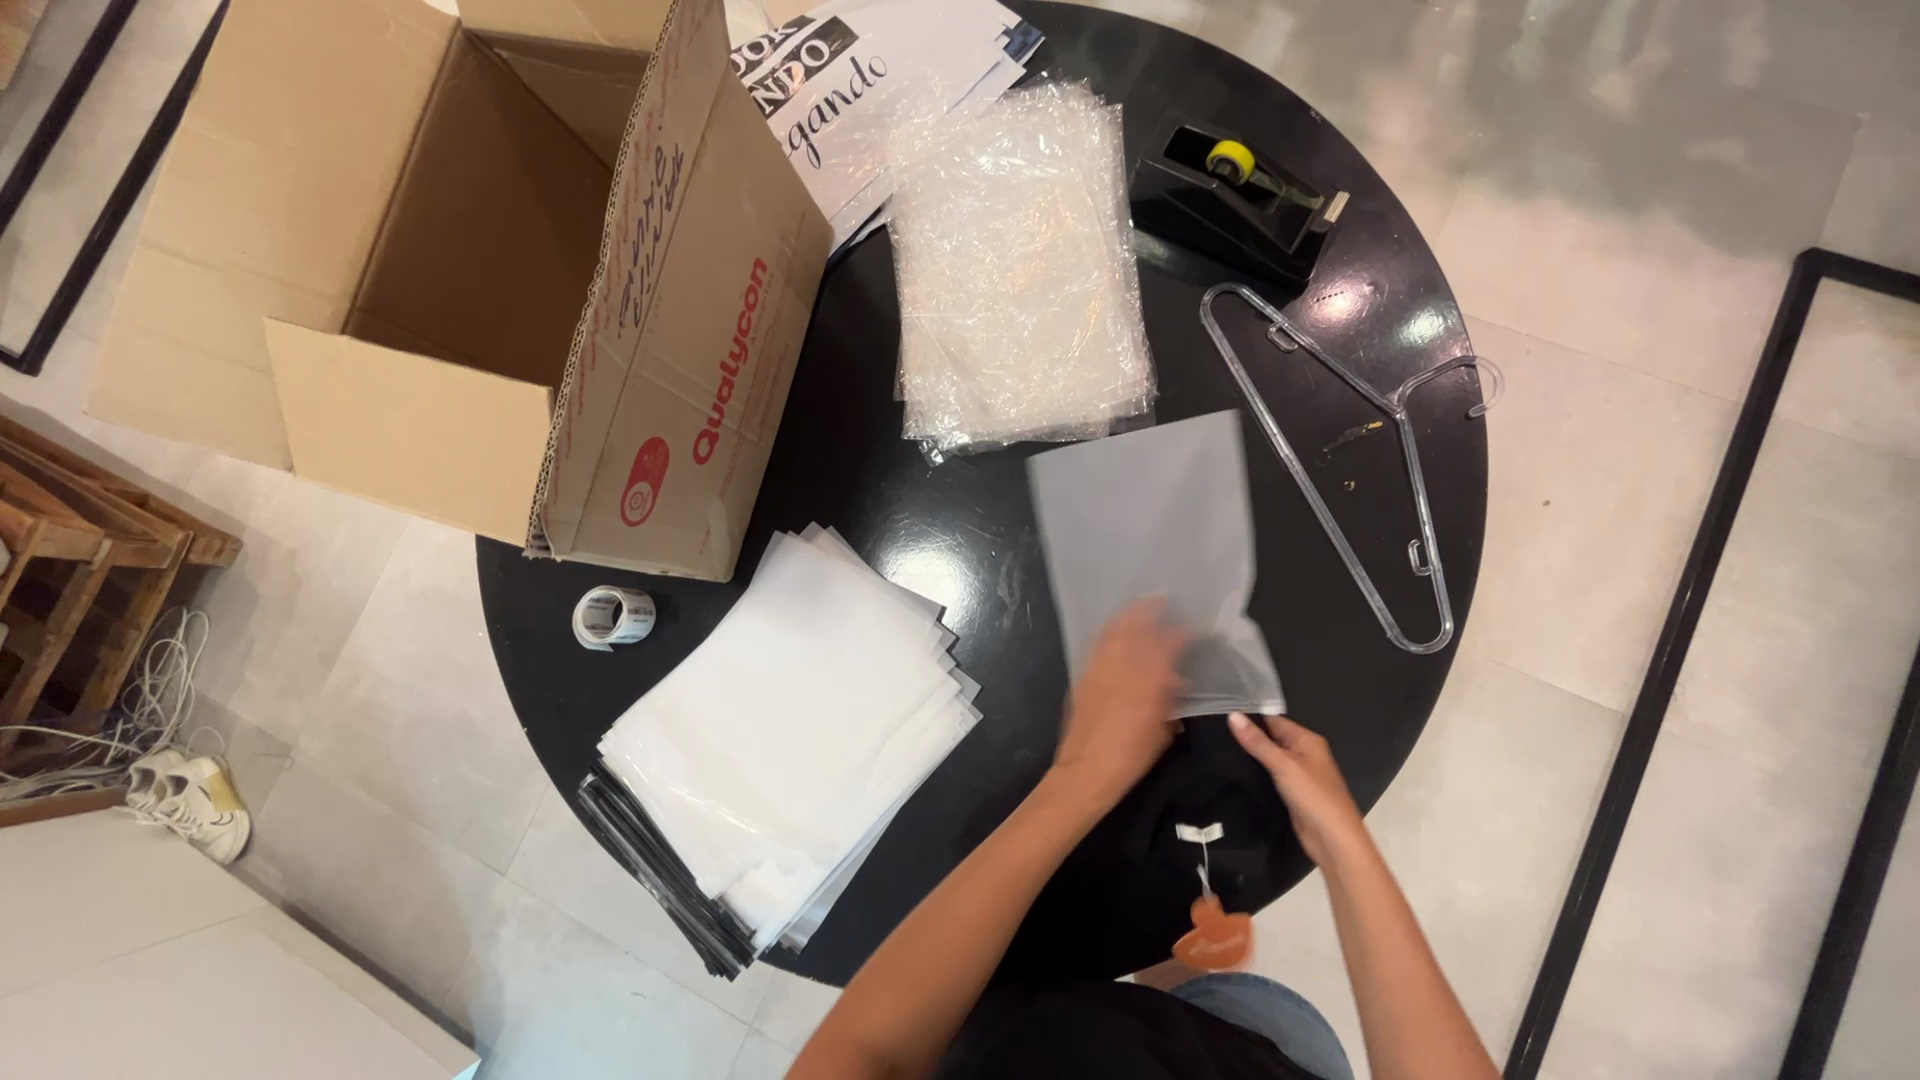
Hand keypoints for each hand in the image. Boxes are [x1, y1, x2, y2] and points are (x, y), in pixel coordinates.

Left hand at [1050, 598, 1189, 807]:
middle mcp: (1122, 667)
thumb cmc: (1132, 756)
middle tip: (1162, 600)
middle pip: (1136, 628)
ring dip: (1128, 616)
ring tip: (1139, 607)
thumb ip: (1171, 699)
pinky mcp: (1082, 676)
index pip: (1169, 645)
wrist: (1087, 769)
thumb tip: (1178, 680)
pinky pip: (1097, 645)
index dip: (1182, 632)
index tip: (1193, 626)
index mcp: (1149, 681)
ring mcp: (1098, 668)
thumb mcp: (1162, 729)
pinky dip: (1109, 634)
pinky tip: (1115, 632)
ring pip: (1113, 632)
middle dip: (1150, 611)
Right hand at [1228, 712, 1367, 867]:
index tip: (1222, 715)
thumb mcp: (1283, 764)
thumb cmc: (1312, 795)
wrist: (1333, 839)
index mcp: (1307, 740)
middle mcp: (1304, 753)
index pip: (1274, 720)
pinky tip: (1236, 771)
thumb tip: (1232, 715)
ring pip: (1270, 757)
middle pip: (1271, 738)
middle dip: (1248, 736)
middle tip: (1216, 733)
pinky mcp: (1292, 791)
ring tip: (1219, 749)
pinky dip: (1257, 772)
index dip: (1250, 718)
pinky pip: (1271, 774)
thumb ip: (1257, 742)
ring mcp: (1299, 773)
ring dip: (1251, 755)